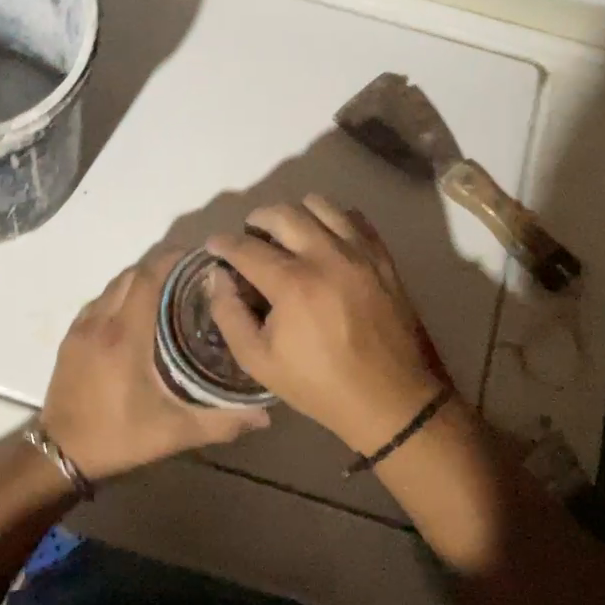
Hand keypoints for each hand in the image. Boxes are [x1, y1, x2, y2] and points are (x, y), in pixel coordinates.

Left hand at [41, 248, 270, 479]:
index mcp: (125, 336)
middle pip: (133, 274)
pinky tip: (140, 313)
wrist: (61, 452)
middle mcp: (100, 322)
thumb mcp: (175, 433)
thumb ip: (221, 422)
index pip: (150, 277)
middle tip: (196, 277)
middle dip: (164, 267)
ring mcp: (81, 327)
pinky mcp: (70, 337)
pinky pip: (100, 301)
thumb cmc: (119, 438)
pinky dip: (121, 296)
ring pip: (114, 285)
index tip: (204, 261)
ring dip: (142, 280)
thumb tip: (264, 414)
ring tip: (172, 292)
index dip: (176, 260)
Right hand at [205, 195, 449, 453]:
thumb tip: (218, 277)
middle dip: (256, 219)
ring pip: (321, 205)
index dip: (223, 244)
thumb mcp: (259, 361)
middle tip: (248, 237)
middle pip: (282, 213)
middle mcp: (327, 257)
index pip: (246, 247)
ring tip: (285, 233)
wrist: (391, 399)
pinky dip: (332, 219)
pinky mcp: (383, 258)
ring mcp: (359, 253)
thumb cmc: (319, 385)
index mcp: (293, 284)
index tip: (213, 246)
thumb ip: (229, 314)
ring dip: (294, 213)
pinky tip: (323, 239)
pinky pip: (354, 218)